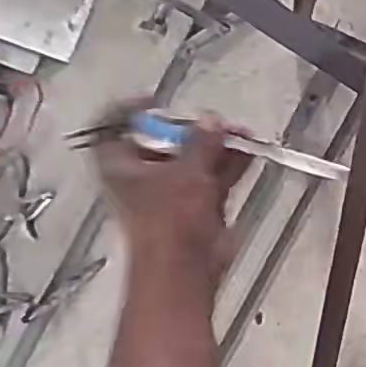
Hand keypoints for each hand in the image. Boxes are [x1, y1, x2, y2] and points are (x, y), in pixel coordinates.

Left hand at [94, 101, 250, 279]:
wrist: (186, 266)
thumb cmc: (170, 218)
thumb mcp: (186, 172)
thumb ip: (201, 142)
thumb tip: (211, 120)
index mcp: (120, 166)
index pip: (117, 128)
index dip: (135, 111)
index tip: (159, 100)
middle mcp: (143, 176)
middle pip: (166, 142)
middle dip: (194, 130)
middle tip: (218, 121)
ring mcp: (173, 192)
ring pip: (195, 160)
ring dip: (218, 147)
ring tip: (242, 134)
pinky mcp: (199, 205)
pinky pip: (214, 177)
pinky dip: (231, 165)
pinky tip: (249, 152)